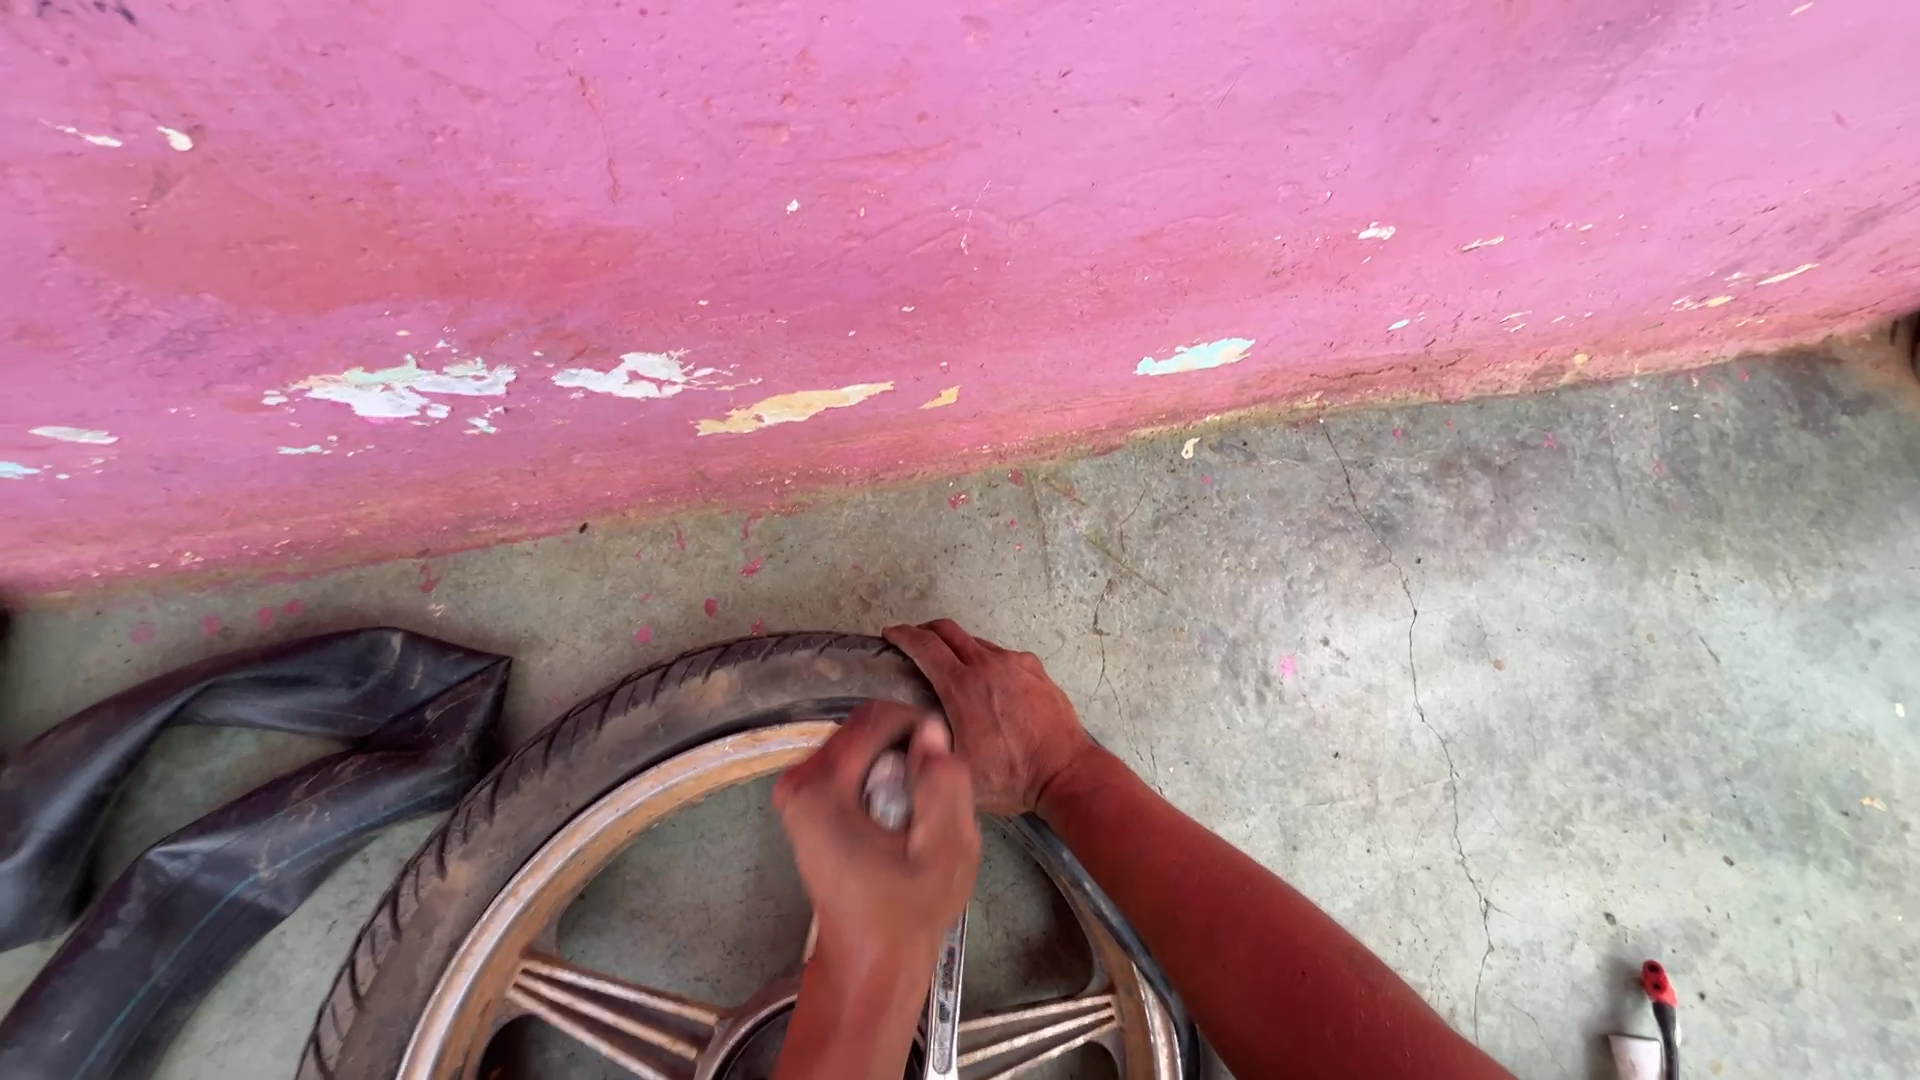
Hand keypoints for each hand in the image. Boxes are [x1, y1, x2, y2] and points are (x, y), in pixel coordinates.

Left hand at [775, 700, 980, 972]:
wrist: (870, 956)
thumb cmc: (908, 911)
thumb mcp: (948, 852)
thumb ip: (945, 787)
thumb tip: (931, 730)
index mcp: (822, 790)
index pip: (878, 717)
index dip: (919, 730)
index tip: (939, 771)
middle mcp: (797, 780)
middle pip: (865, 725)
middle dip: (905, 749)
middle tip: (927, 797)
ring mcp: (795, 788)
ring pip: (860, 738)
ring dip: (895, 761)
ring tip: (913, 809)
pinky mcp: (803, 797)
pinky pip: (851, 758)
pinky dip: (880, 772)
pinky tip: (894, 813)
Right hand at [884, 619, 1097, 815]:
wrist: (1065, 772)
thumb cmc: (1012, 777)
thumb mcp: (957, 771)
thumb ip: (927, 749)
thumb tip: (906, 732)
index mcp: (963, 687)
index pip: (925, 646)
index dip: (903, 635)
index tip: (891, 634)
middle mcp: (989, 666)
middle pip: (948, 630)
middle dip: (924, 630)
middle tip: (912, 640)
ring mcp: (1015, 664)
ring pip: (976, 642)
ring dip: (956, 646)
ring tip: (948, 666)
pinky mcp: (1034, 669)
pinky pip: (1002, 655)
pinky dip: (985, 660)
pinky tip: (985, 682)